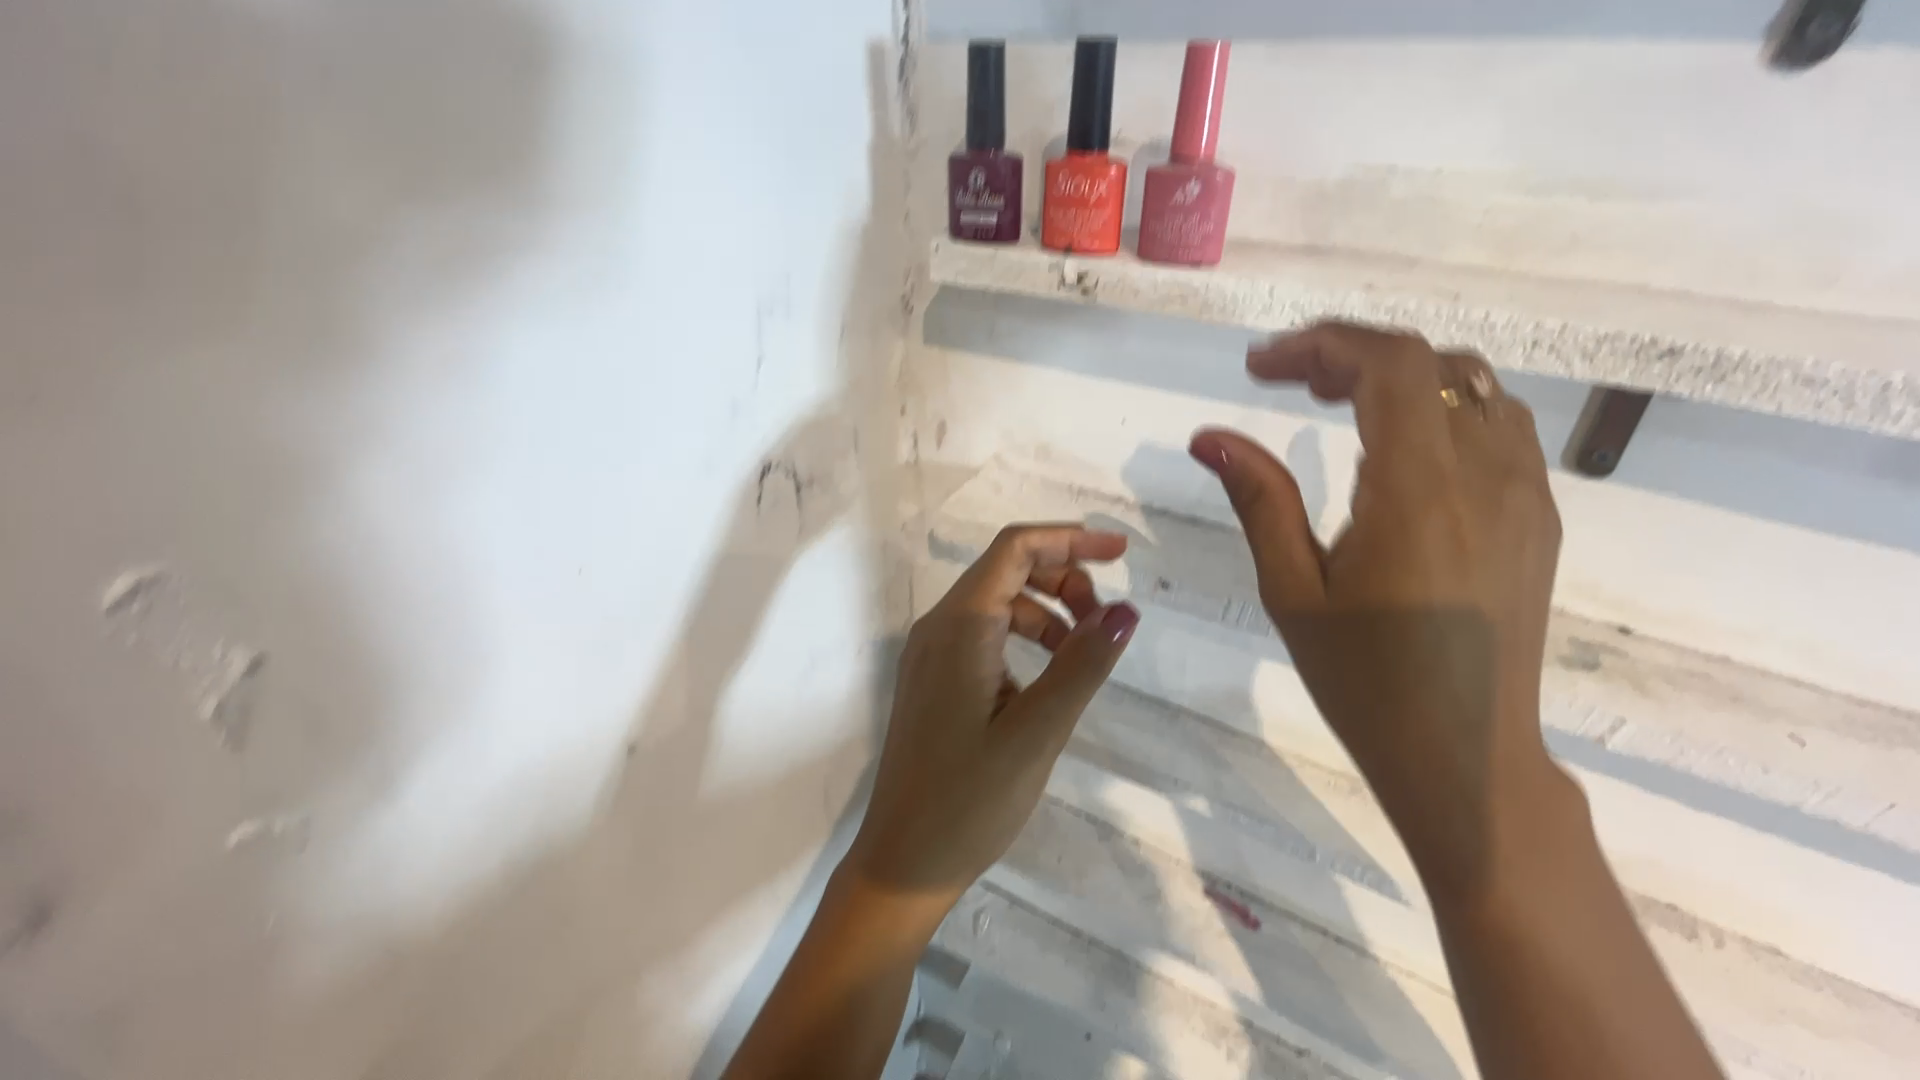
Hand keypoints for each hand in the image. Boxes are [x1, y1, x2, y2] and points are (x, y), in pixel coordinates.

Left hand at [844, 525, 1139, 915]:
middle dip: (1063, 579)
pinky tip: (1048, 681)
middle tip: (1105, 624)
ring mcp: (931, 656)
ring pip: (997, 604)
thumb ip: (1083, 665)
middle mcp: (938, 629)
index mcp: (959, 628)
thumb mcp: (1038, 732)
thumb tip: (1126, 610)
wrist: (902, 862)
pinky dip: (1025, 640)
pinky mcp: (934, 682)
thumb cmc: (970, 801)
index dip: (1071, 539)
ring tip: (1083, 655)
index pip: (1015, 549)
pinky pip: (984, 637)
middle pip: (1006, 571)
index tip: (1123, 554)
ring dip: (1047, 613)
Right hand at [1190, 322, 1565, 897]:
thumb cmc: (1365, 682)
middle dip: (1352, 355)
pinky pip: (1499, 429)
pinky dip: (1441, 410)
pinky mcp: (1540, 519)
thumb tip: (1209, 435)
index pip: (1390, 365)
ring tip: (1336, 405)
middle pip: (1432, 364)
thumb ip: (1259, 499)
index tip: (1259, 368)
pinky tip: (1397, 451)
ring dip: (1402, 377)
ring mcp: (1527, 495)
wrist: (1466, 755)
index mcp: (1421, 491)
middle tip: (1287, 383)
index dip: (1321, 345)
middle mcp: (1488, 475)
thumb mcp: (1294, 591)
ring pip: (1474, 388)